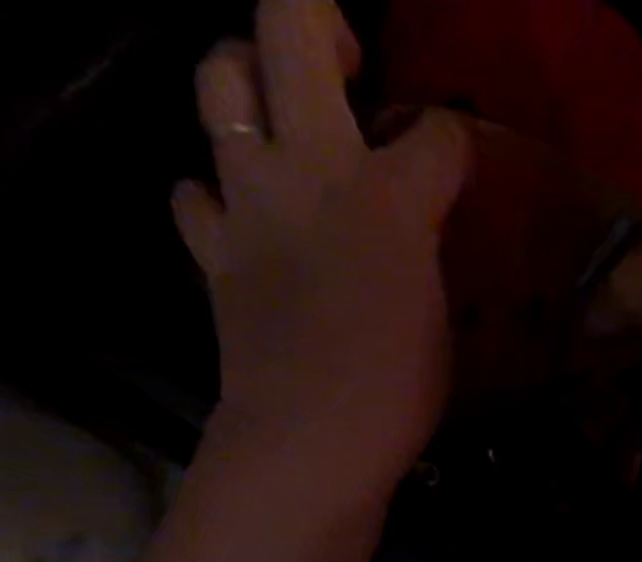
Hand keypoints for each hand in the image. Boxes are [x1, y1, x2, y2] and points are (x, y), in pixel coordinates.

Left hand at [174, 0, 470, 485]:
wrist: (310, 441)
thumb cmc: (395, 392)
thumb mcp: (438, 316)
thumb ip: (424, 249)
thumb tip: (411, 223)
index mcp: (390, 196)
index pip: (436, 130)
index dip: (450, 142)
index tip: (449, 166)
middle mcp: (311, 172)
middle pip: (288, 24)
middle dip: (316, 20)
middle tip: (343, 65)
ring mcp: (249, 204)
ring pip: (216, 82)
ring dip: (244, 84)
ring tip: (276, 126)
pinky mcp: (212, 251)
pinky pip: (191, 191)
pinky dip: (212, 193)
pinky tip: (239, 216)